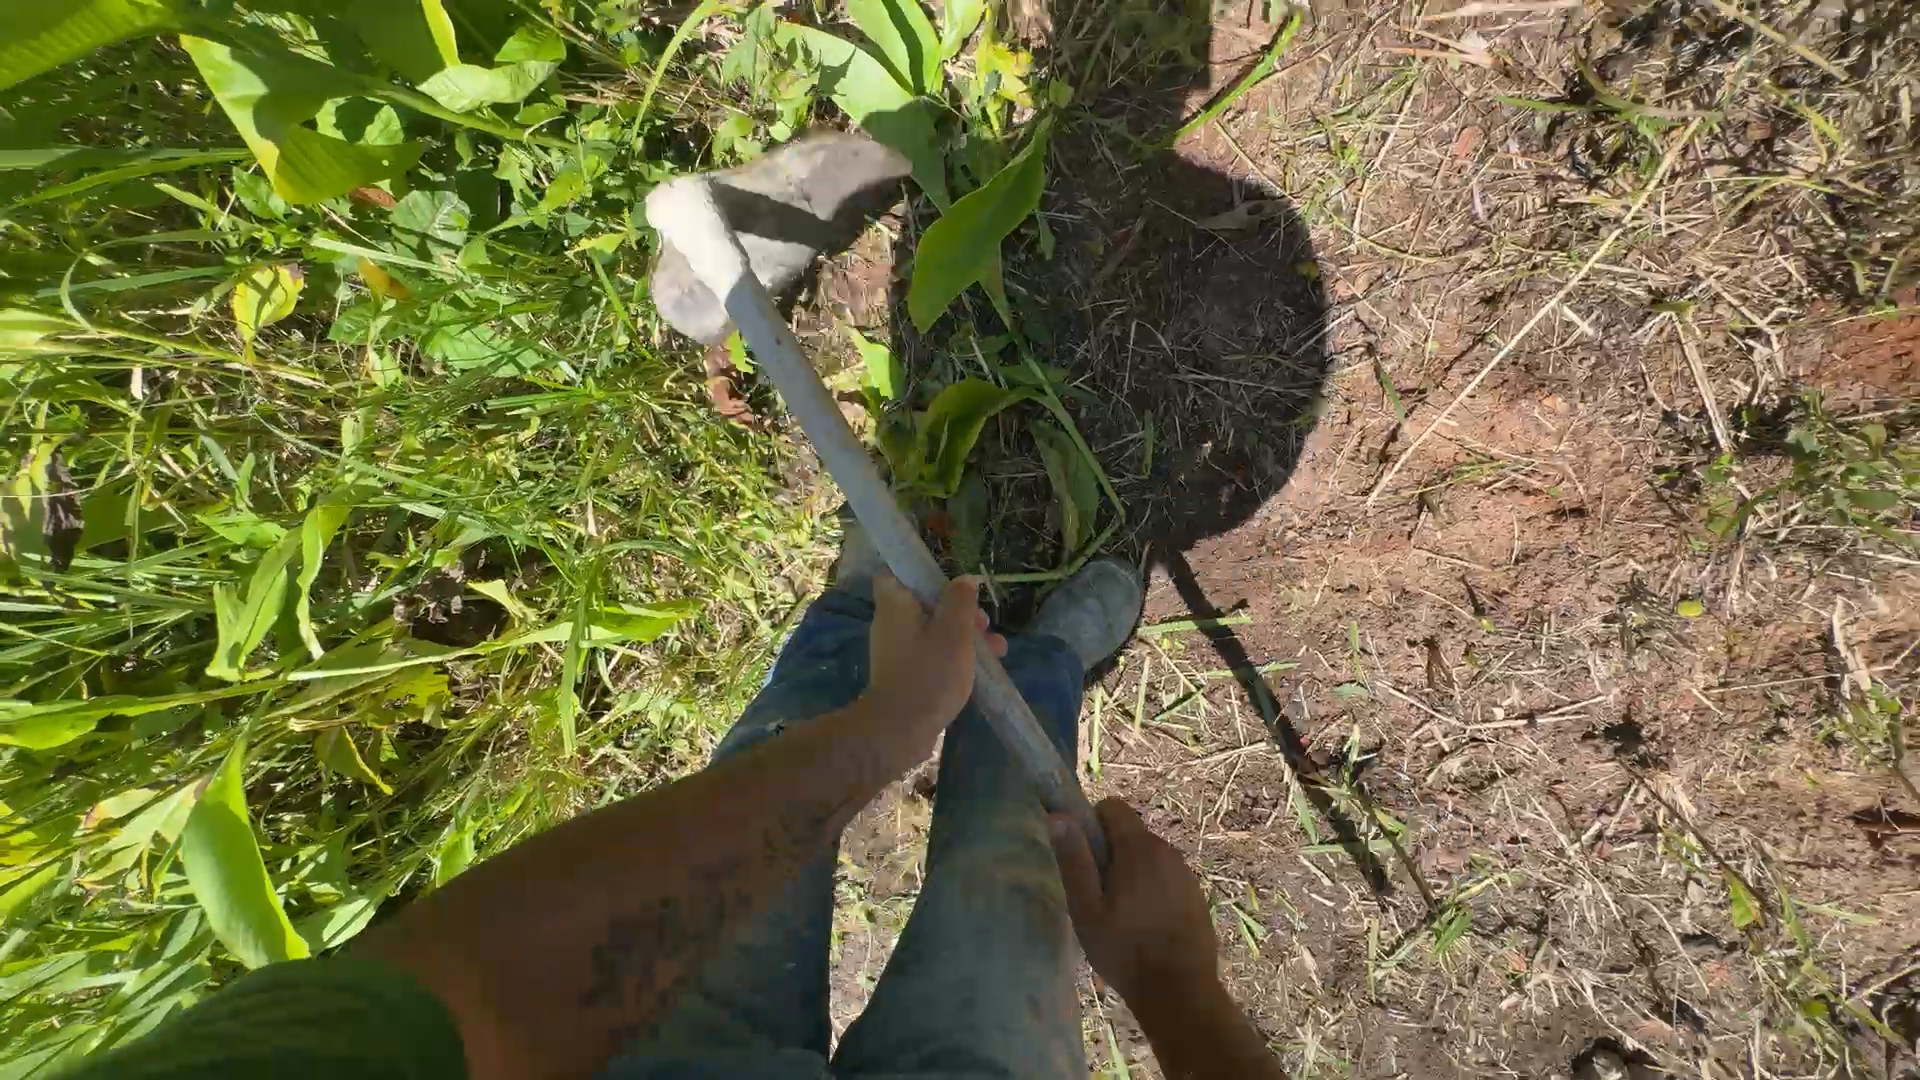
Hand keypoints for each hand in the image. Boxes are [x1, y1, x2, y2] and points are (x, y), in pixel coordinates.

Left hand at [864, 572, 1004, 749]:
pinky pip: (931, 656)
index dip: (919, 574)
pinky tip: (983, 670)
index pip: (894, 575)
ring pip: (933, 633)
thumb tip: (964, 579)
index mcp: (895, 606)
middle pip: (925, 605)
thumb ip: (960, 601)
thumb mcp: (954, 632)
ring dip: (964, 636)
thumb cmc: (930, 672)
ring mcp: (897, 653)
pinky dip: (954, 657)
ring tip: (996, 649)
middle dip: (959, 611)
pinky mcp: (905, 676)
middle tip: (984, 623)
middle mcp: (891, 625)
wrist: (901, 730)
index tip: (946, 581)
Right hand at [1049, 798, 1219, 1005]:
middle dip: (1112, 852)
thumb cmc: (1125, 950)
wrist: (1181, 993)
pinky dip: (1154, 888)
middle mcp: (1166, 850)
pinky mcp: (1196, 894)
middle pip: (1131, 833)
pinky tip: (1148, 924)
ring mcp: (1185, 873)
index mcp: (1138, 847)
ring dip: (1134, 871)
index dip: (1094, 823)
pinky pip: (1167, 876)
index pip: (1113, 806)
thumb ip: (1073, 858)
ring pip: (1149, 856)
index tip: (1086, 856)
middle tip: (1100, 893)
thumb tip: (1059, 816)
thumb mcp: (1086, 907)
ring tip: (1123, 913)